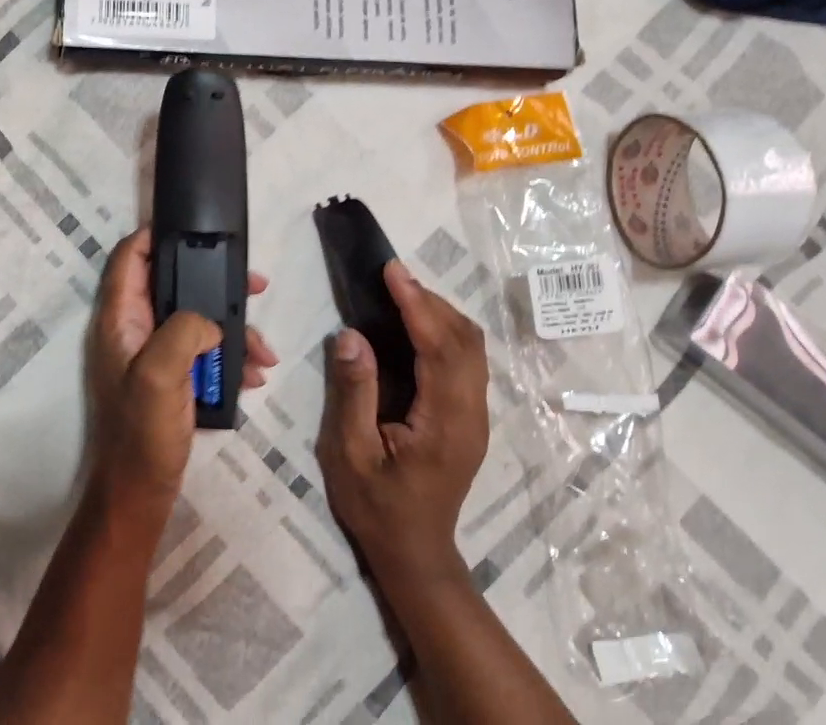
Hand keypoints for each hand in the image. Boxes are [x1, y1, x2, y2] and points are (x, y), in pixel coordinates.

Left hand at [87, 229, 278, 508]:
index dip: (155, 238)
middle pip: (173, 286)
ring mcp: (151, 354)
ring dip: (232, 331)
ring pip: (195, 321)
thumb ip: (183, 330)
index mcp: (120, 320)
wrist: (141, 491)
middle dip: (216, 286)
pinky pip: (203, 353)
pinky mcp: (170, 377)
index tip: (196, 232)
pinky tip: (254, 375)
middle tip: (256, 289)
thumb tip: (208, 320)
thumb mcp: (159, 374)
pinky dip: (229, 358)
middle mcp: (133, 330)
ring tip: (264, 354)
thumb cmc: (143, 432)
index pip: (130, 259)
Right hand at [316, 260, 488, 586]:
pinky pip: (464, 363)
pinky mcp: (468, 419)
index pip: (439, 349)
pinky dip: (443, 333)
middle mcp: (471, 414)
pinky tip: (414, 326)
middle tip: (391, 275)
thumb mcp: (350, 453)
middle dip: (431, 301)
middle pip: (465, 342)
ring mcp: (475, 417)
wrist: (413, 552)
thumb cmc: (375, 506)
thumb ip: (353, 393)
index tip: (393, 272)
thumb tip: (351, 336)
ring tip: (400, 292)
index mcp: (444, 423)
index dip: (418, 306)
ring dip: (440, 314)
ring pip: (471, 349)